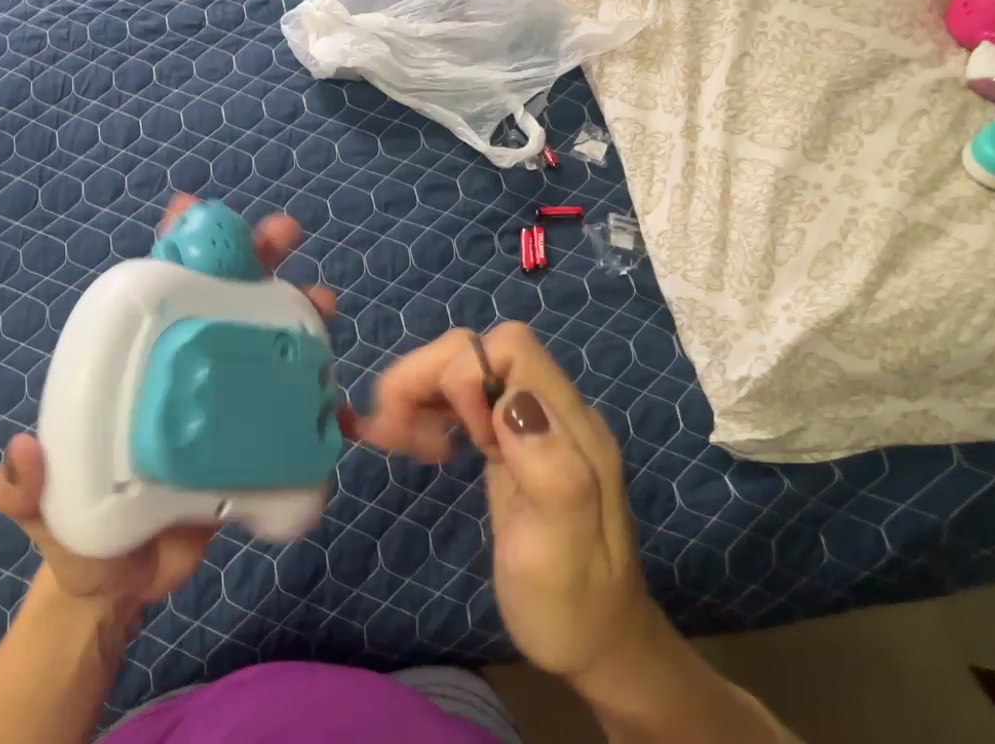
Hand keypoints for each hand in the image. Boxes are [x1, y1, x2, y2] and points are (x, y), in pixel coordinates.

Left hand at [0, 194, 338, 610]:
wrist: (122, 592)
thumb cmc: (75, 540)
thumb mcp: (41, 515)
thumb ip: (22, 490)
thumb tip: (24, 448)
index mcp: (129, 373)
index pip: (152, 300)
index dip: (172, 251)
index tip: (192, 212)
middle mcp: (177, 376)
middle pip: (218, 307)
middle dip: (253, 262)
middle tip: (283, 236)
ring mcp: (215, 409)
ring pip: (261, 349)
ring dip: (296, 318)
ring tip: (321, 306)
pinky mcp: (247, 448)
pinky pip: (287, 416)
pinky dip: (317, 403)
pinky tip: (341, 407)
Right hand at [358, 323, 661, 680]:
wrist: (598, 646)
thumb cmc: (572, 606)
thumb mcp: (561, 551)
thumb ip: (551, 471)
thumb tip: (512, 402)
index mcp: (572, 432)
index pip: (512, 349)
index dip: (466, 374)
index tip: (455, 434)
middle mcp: (553, 416)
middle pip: (477, 351)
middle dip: (426, 378)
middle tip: (397, 435)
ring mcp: (530, 428)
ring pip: (462, 370)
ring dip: (419, 392)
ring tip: (398, 442)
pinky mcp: (510, 444)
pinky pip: (461, 401)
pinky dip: (427, 409)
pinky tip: (418, 446)